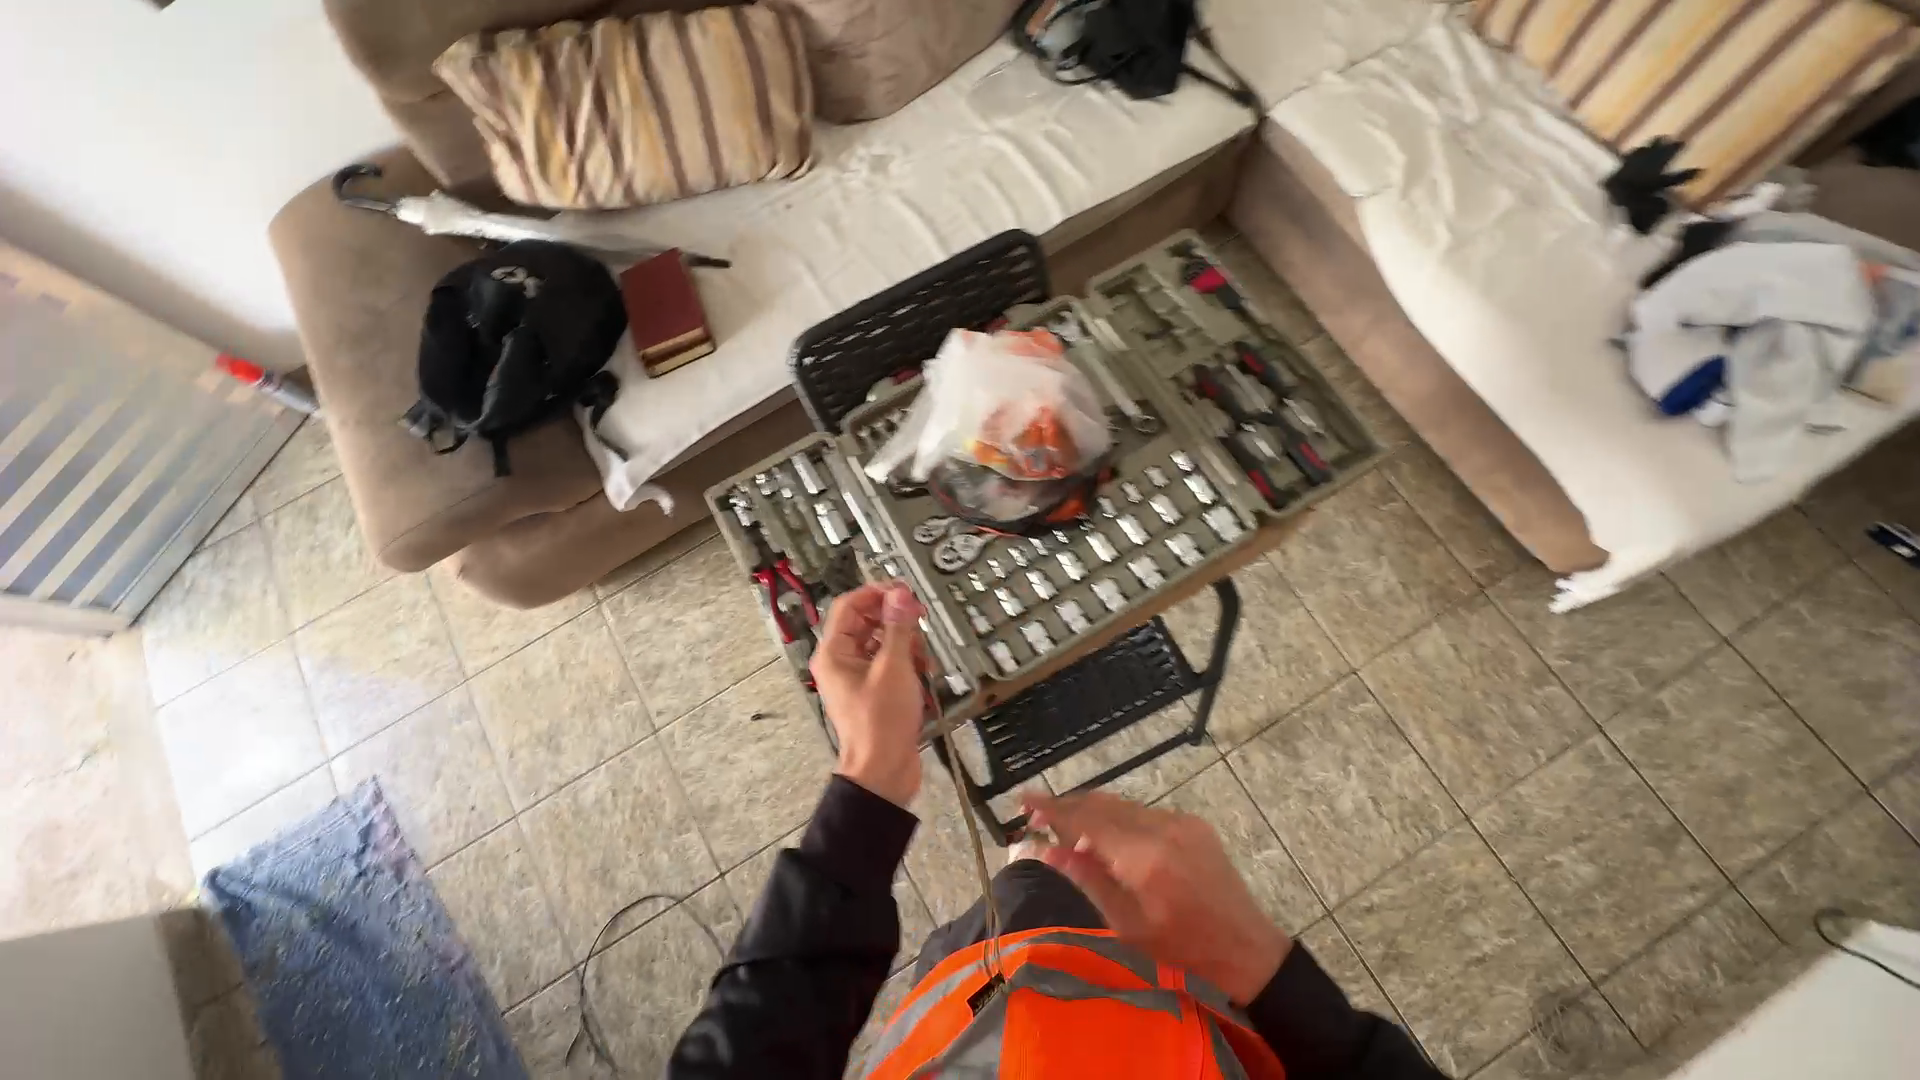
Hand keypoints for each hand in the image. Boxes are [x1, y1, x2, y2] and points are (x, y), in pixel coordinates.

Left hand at [809, 582, 927, 807]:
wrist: (884, 772)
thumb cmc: (882, 721)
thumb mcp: (894, 667)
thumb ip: (897, 628)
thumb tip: (899, 595)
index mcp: (834, 653)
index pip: (850, 606)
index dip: (877, 593)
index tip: (905, 591)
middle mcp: (841, 662)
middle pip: (866, 623)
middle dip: (895, 619)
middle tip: (920, 617)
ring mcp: (857, 678)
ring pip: (880, 642)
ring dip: (904, 642)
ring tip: (923, 655)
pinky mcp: (874, 692)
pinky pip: (888, 664)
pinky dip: (907, 662)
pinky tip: (923, 672)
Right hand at [1024, 790, 1290, 1004]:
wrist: (1245, 947)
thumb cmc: (1180, 948)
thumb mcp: (1125, 922)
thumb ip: (1086, 877)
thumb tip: (1045, 849)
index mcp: (1143, 857)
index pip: (1086, 819)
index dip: (1052, 808)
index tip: (1023, 800)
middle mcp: (1161, 827)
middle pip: (1102, 804)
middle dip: (1067, 806)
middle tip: (1037, 815)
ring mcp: (1180, 821)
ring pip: (1122, 805)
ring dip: (1092, 811)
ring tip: (1066, 827)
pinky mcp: (1192, 823)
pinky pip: (1144, 812)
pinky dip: (1119, 818)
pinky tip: (1107, 837)